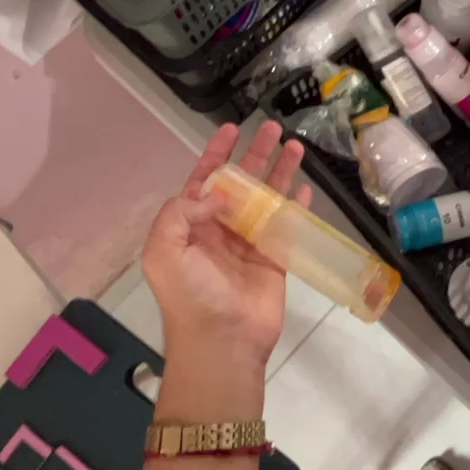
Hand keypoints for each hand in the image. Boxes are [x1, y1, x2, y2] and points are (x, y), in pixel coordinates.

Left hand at [141, 121, 310, 371]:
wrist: (222, 341)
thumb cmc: (190, 295)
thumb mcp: (165, 250)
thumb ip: (181, 212)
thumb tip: (217, 194)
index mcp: (190, 226)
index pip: (204, 180)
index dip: (216, 154)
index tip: (230, 129)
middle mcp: (219, 230)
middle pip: (240, 183)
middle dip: (254, 154)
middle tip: (272, 127)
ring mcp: (248, 244)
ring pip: (266, 199)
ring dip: (279, 172)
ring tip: (296, 146)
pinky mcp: (273, 259)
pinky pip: (286, 226)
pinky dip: (296, 207)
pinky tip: (305, 188)